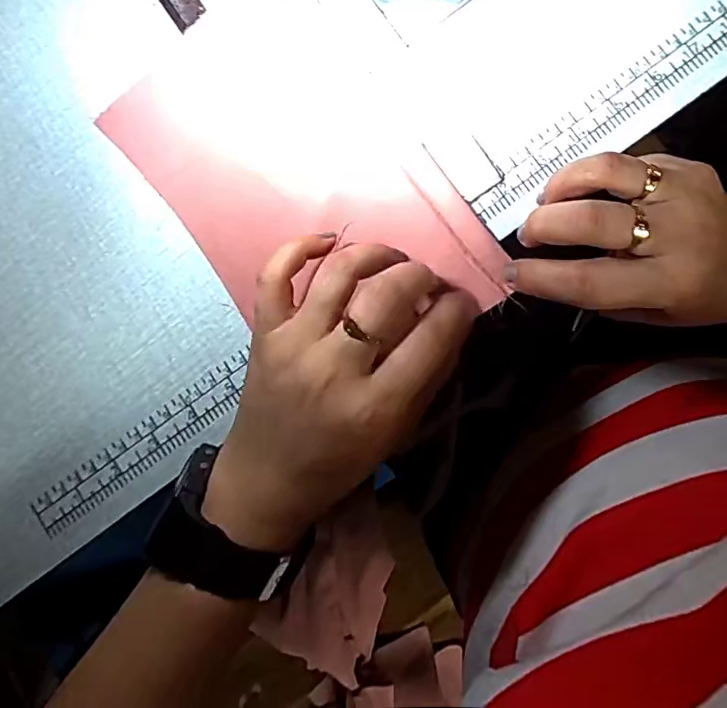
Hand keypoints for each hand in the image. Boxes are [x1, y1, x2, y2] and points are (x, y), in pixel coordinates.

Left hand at [203, 236, 478, 551]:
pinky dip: (300, 248)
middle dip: (421, 275)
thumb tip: (453, 317)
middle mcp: (334, 368)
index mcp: (376, 405)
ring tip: (393, 261)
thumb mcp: (400, 429)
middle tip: (428, 281)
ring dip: (376, 254)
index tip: (462, 300)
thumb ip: (432, 372)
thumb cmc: (342, 461)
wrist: (266, 483)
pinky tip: (329, 242)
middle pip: (387, 294)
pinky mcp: (263, 334)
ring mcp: (293, 345)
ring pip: (339, 273)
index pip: (432, 335)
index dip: (458, 307)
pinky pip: (274, 276)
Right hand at [507, 153, 726, 328]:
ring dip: (565, 182)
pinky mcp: (688, 167)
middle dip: (546, 223)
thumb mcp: (655, 315)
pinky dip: (598, 174)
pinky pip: (628, 162)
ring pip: (608, 170)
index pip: (592, 280)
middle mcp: (678, 235)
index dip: (544, 276)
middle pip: (594, 220)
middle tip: (528, 231)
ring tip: (548, 197)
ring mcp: (684, 192)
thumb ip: (604, 295)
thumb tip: (547, 270)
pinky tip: (589, 188)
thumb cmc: (702, 300)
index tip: (515, 271)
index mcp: (670, 283)